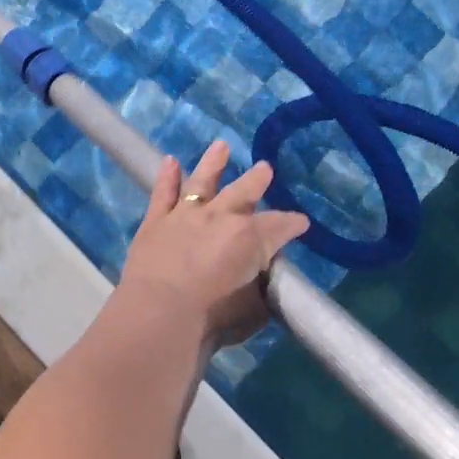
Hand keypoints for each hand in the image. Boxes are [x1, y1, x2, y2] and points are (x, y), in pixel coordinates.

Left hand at [120, 141, 310, 347]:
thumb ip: (255, 284)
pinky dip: (166, 176)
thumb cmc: (213, 313)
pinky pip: (163, 192)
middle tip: (265, 167)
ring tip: (221, 145)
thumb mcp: (251, 305)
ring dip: (212, 163)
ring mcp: (185, 214)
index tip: (301, 221)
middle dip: (256, 181)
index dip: (292, 224)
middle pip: (242, 193)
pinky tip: (170, 160)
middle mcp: (219, 217)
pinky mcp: (156, 219)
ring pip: (201, 182)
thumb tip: (255, 277)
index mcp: (249, 237)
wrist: (162, 304)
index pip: (279, 226)